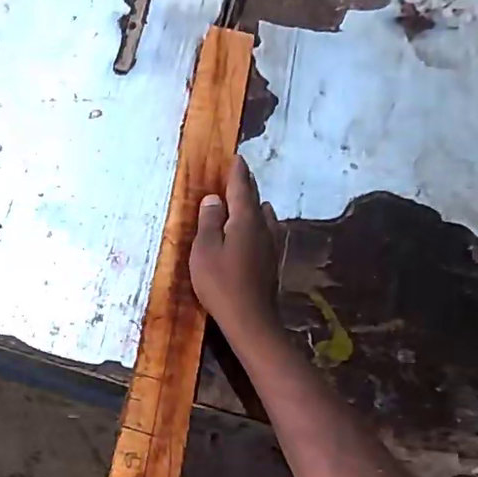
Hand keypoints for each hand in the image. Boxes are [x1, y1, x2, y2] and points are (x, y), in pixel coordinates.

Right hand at [190, 156, 281, 341]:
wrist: (251, 319)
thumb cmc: (221, 282)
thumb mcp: (204, 250)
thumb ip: (209, 221)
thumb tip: (214, 198)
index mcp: (245, 219)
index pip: (241, 188)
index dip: (237, 172)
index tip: (237, 157)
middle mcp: (263, 227)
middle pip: (255, 199)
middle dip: (247, 185)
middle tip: (240, 173)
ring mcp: (271, 245)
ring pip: (264, 216)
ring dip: (254, 204)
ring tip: (246, 200)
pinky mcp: (272, 261)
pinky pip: (267, 231)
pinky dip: (259, 223)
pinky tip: (258, 229)